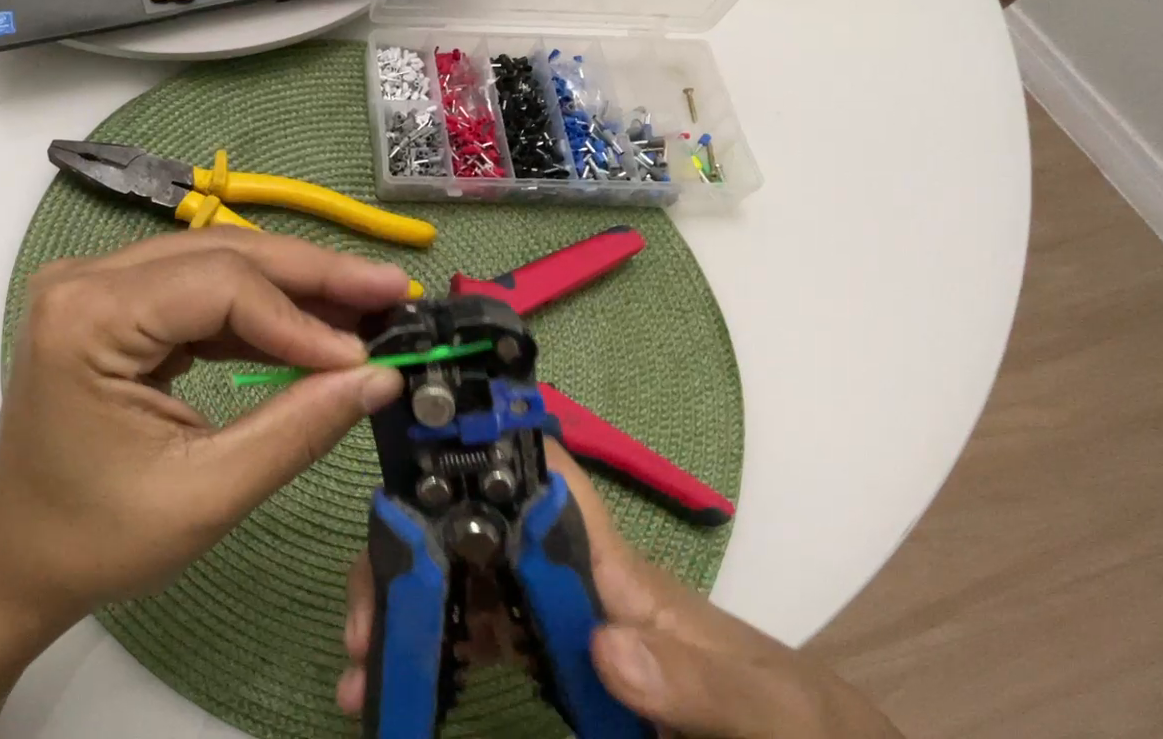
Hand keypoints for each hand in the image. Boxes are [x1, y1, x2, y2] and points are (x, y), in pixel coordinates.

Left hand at [0, 229, 411, 633]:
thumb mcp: (206, 493)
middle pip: (219, 255)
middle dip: (310, 276)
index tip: (369, 354)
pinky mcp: (110, 307)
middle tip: (393, 290)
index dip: (301, 316)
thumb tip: (380, 376)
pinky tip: (310, 325)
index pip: (217, 284)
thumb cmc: (97, 538)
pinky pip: (195, 291)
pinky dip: (255, 312)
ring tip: (366, 306)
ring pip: (213, 265)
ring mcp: (92, 288)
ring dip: (290, 288)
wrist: (19, 559)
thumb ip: (297, 428)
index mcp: (87, 318)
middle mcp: (84, 281)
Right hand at [337, 444, 905, 738]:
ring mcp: (555, 614)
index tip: (407, 470)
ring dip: (403, 614)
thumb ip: (695, 682)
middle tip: (363, 628)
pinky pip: (473, 638)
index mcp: (613, 567)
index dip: (476, 451)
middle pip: (470, 536)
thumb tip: (603, 644)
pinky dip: (431, 656)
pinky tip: (400, 689)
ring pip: (459, 584)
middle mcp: (570, 575)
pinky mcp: (550, 653)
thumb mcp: (769, 717)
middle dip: (405, 562)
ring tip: (364, 672)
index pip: (541, 481)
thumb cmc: (799, 723)